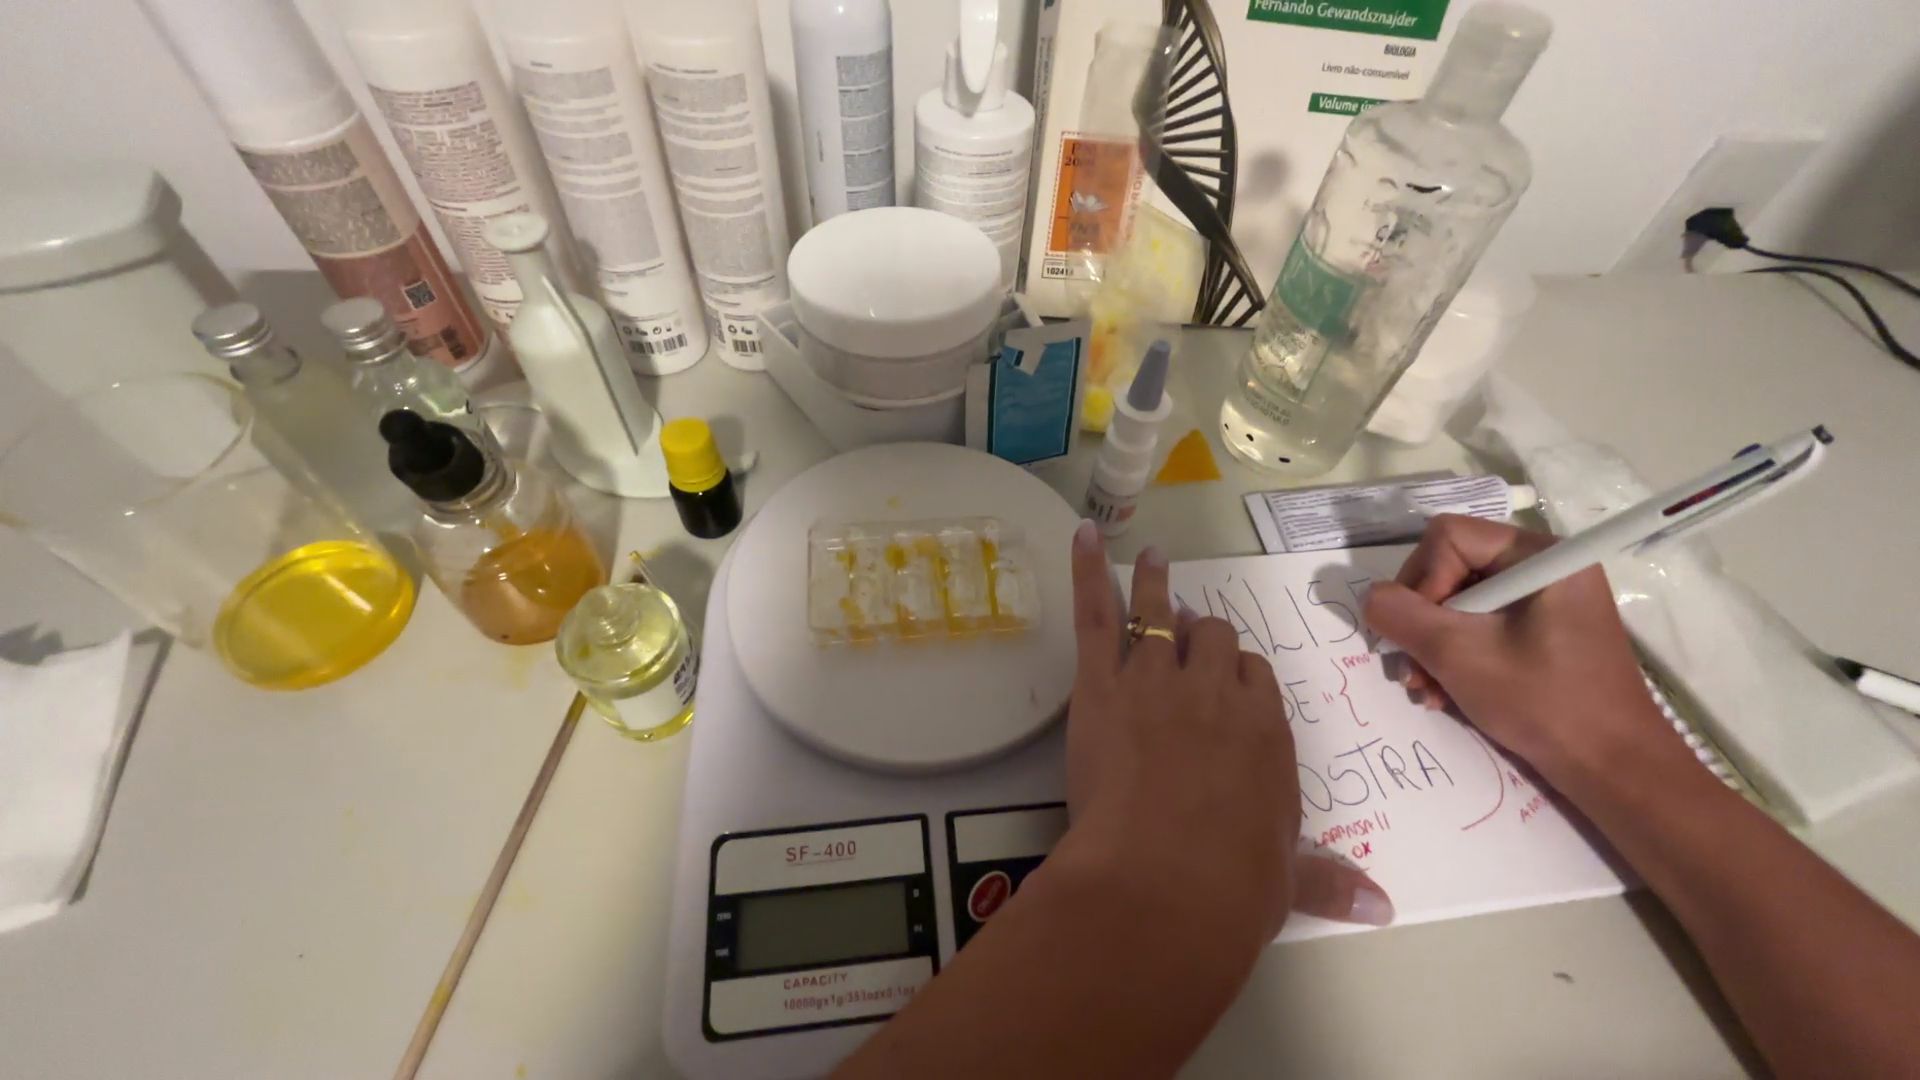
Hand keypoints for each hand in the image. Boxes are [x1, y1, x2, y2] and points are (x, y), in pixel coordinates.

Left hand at [1064, 521, 1392, 944]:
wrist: (1163, 881)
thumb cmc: (1232, 884)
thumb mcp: (1285, 880)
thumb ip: (1327, 880)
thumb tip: (1382, 909)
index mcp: (1263, 725)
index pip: (1253, 673)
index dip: (1236, 673)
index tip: (1226, 679)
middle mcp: (1214, 689)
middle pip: (1210, 636)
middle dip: (1201, 633)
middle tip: (1186, 633)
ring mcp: (1155, 678)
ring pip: (1160, 613)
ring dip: (1155, 583)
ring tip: (1151, 557)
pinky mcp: (1101, 683)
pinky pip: (1096, 613)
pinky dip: (1086, 570)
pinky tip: (1082, 533)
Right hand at [1362, 515, 1684, 781]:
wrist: (1612, 769)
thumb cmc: (1542, 702)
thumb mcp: (1456, 654)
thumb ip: (1400, 615)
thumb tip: (1370, 597)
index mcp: (1538, 557)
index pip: (1448, 538)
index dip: (1421, 580)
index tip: (1425, 631)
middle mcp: (1541, 568)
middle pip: (1446, 568)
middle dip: (1421, 620)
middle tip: (1413, 664)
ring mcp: (1540, 601)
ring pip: (1454, 601)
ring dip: (1428, 645)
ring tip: (1424, 686)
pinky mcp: (1537, 631)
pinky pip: (1475, 625)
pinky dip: (1451, 656)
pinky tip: (1442, 690)